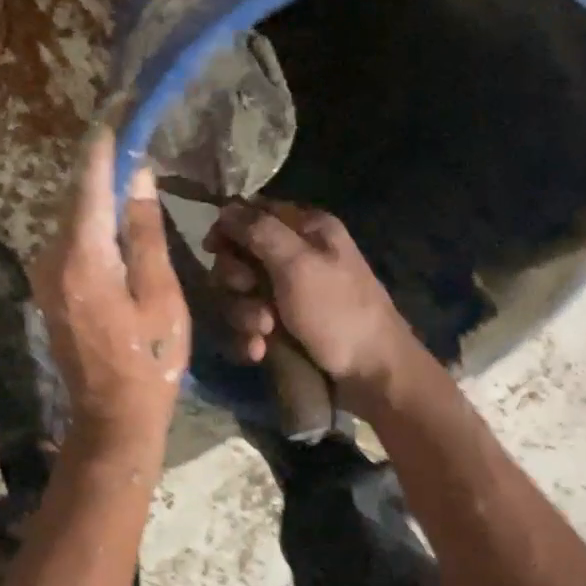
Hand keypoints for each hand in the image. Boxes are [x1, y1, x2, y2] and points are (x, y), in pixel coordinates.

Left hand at [31, 125, 188, 450]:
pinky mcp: (47, 284)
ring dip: (97, 187)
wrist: (110, 417)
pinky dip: (91, 215)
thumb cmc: (148, 359)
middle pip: (75, 192)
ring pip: (70, 212)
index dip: (105, 138)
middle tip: (131, 126)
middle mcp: (51, 255)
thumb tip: (138, 175)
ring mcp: (44, 271)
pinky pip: (69, 234)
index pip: (89, 179)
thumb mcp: (160, 294)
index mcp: (82, 255)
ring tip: (131, 162)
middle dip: (102, 158)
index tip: (120, 104)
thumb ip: (144, 231)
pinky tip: (117, 210)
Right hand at [203, 202, 424, 411]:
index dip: (228, 229)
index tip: (214, 248)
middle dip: (236, 280)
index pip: (252, 212)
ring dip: (243, 314)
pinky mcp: (283, 327)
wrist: (372, 376)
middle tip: (250, 293)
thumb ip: (258, 231)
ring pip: (239, 294)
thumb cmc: (337, 312)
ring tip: (264, 332)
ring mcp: (288, 294)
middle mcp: (296, 256)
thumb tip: (225, 208)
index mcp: (306, 229)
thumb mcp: (297, 265)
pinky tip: (260, 351)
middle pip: (238, 255)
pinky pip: (248, 324)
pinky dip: (250, 338)